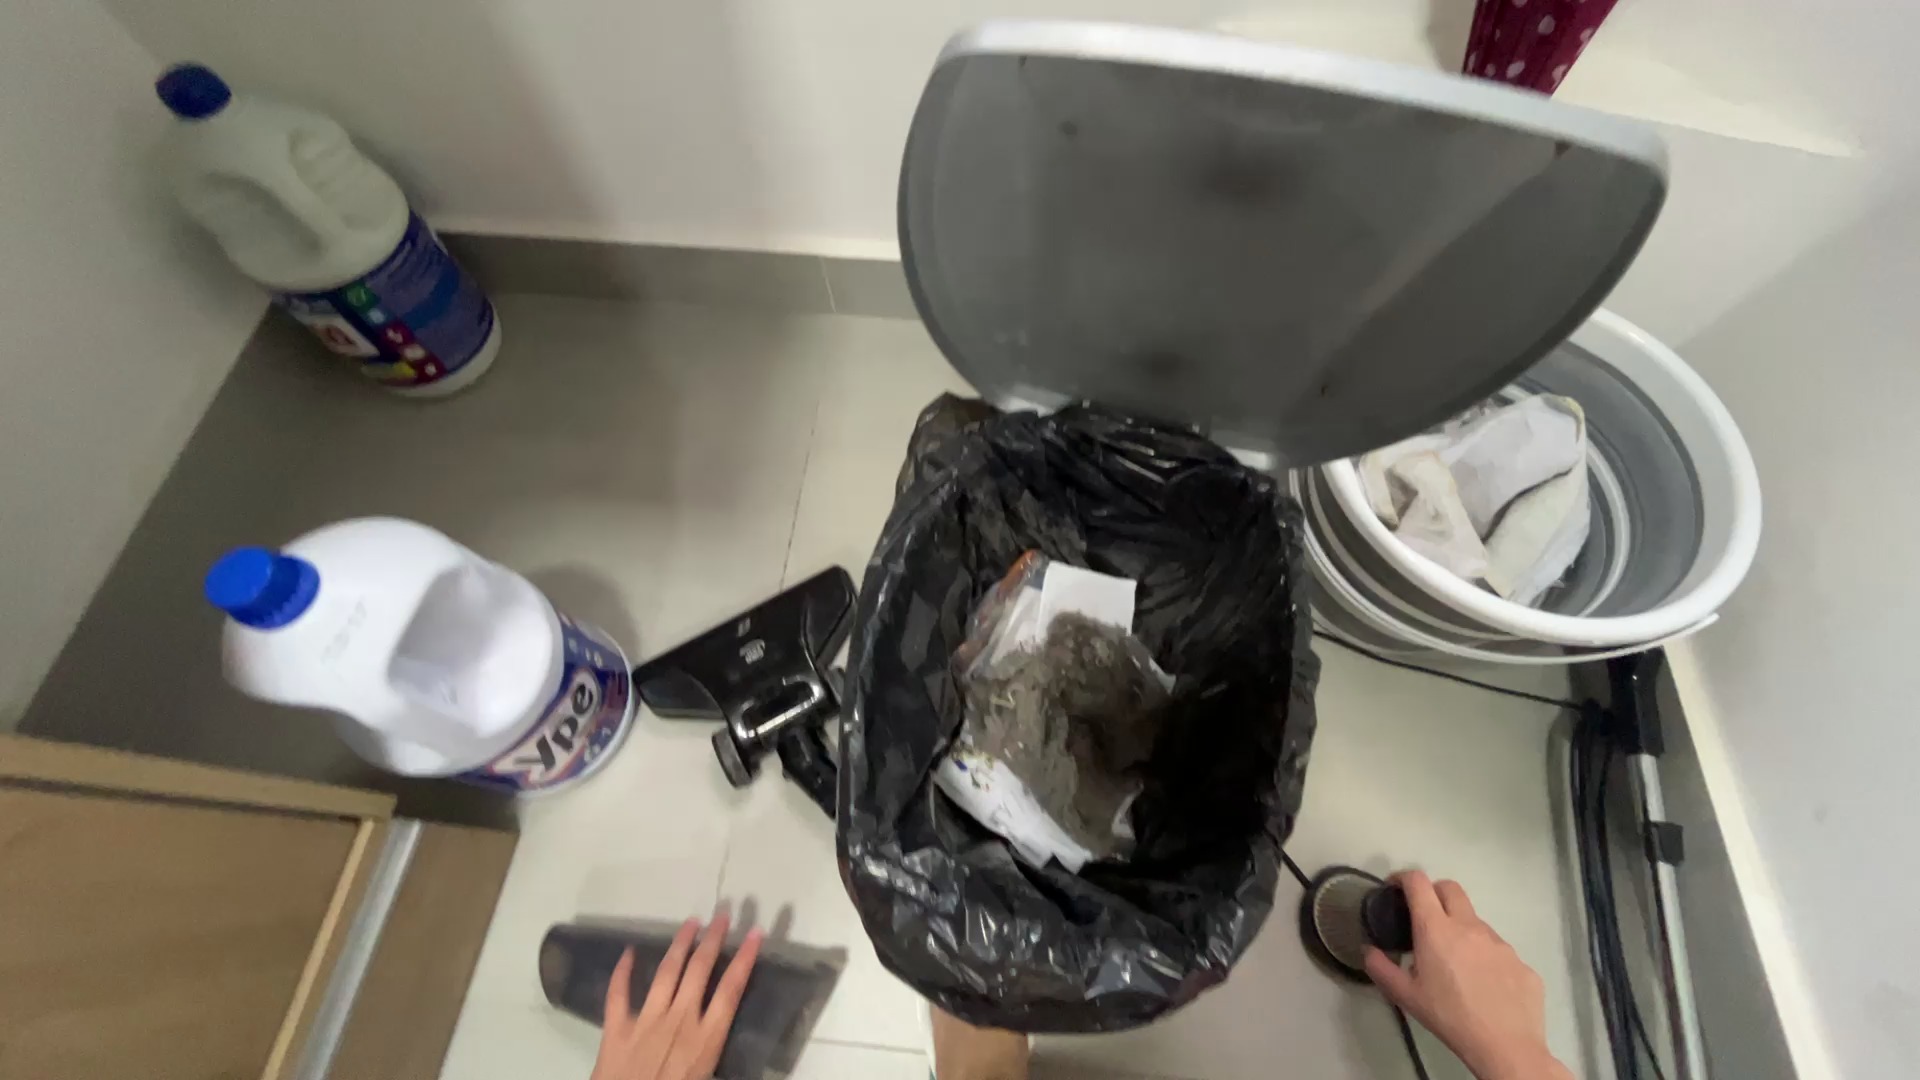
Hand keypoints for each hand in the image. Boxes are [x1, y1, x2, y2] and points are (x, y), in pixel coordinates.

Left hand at [589, 914, 763, 1079]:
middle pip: (700, 971)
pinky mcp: (616, 1032)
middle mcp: (679, 1022)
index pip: (731, 989)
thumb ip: (713, 1052)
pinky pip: (618, 995)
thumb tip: (721, 1031)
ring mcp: (646, 1023)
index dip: (745, 958)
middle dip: (713, 939)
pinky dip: (622, 971)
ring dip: (680, 944)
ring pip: (667, 973)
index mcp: (705, 1039)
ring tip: (691, 922)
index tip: (755, 933)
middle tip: (723, 915)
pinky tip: (628, 950)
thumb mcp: (706, 1077)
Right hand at [1364, 871, 1570, 1079]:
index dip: (1403, 877)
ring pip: (1476, 921)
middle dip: (1434, 892)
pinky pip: (1500, 951)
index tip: (1395, 888)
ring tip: (1458, 961)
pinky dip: (1487, 957)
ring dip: (1462, 929)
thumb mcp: (1404, 994)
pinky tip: (1485, 985)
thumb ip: (1379, 966)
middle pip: (1450, 888)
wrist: (1508, 1050)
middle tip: (1426, 916)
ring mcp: (1500, 944)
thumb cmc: (1449, 1017)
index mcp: (1435, 928)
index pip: (1418, 882)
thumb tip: (1368, 949)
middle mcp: (1469, 926)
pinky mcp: (1523, 964)